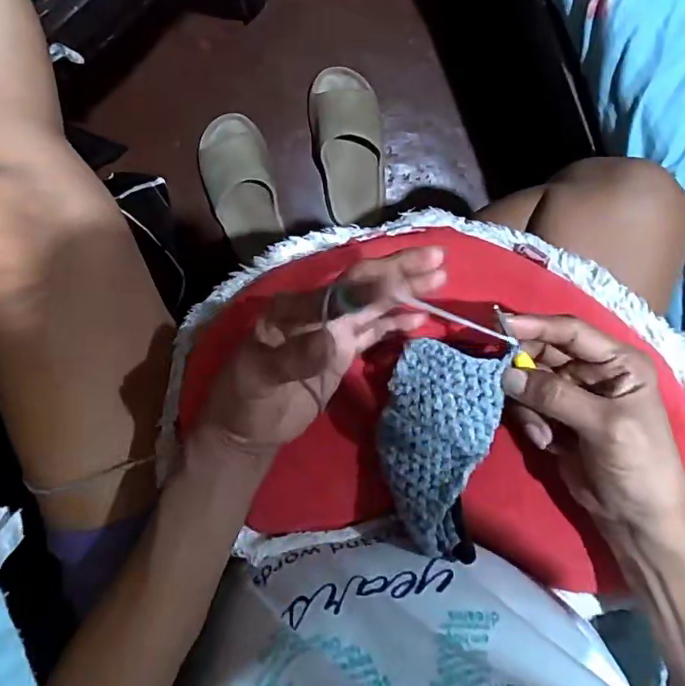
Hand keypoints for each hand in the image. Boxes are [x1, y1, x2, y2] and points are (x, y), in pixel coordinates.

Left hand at [192, 247, 445, 456]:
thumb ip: (295, 356)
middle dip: (399, 271)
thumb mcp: (260, 376)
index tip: (401, 280)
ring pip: (374, 304)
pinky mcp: (342, 351)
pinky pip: (374, 331)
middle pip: (363, 285)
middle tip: (437, 257)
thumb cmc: (244, 397)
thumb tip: (335, 338)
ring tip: (440, 277)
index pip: (338, 290)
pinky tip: (420, 318)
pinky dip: (397, 323)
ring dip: (405, 291)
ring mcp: (333, 331)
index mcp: (294, 309)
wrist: (245, 428)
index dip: (370, 285)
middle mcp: (317, 312)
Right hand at [499, 314, 684, 537]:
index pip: (571, 331)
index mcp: (619, 362)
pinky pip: (527, 405)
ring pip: (530, 379)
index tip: (500, 324)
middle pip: (544, 352)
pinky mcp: (556, 418)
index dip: (536, 325)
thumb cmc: (639, 466)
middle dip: (523, 367)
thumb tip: (508, 374)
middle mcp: (594, 371)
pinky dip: (529, 420)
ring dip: (527, 403)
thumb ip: (556, 395)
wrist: (639, 522)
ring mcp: (573, 395)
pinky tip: (545, 442)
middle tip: (501, 380)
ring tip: (542, 433)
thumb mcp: (604, 426)